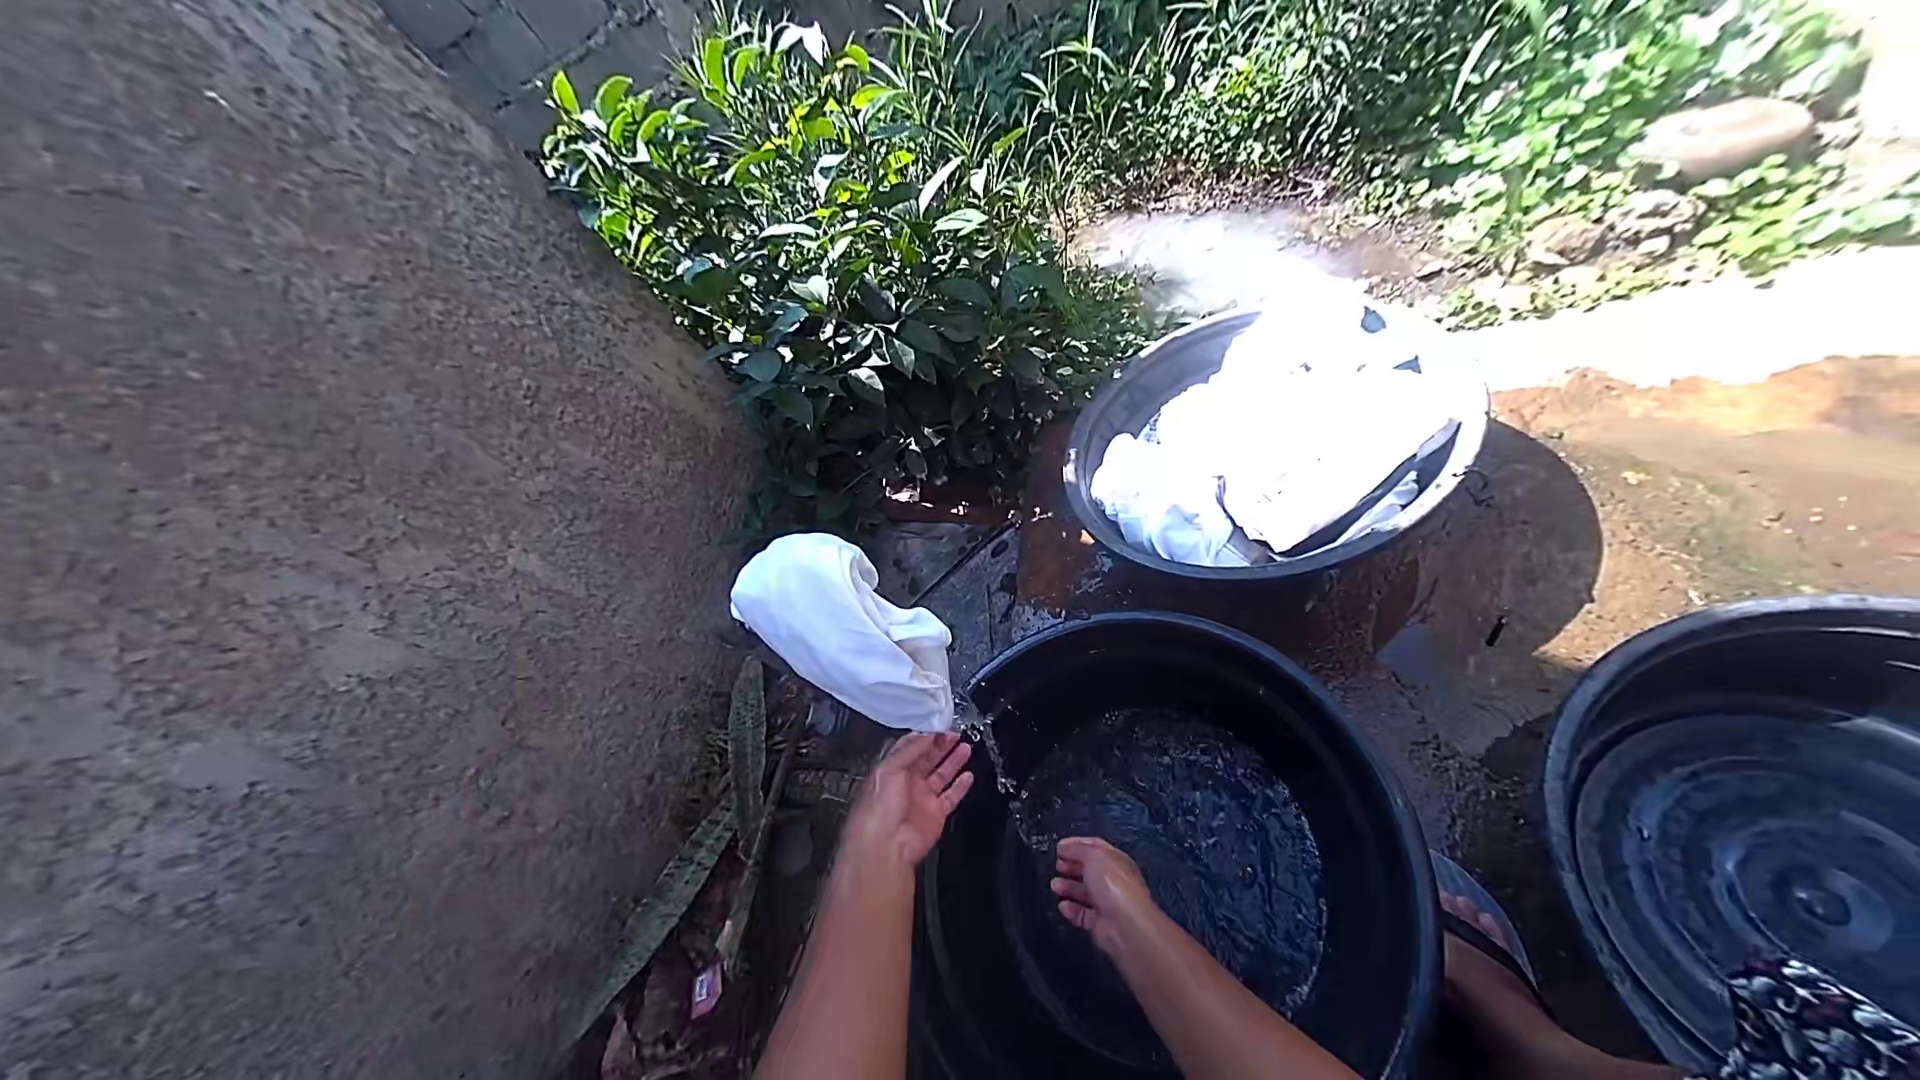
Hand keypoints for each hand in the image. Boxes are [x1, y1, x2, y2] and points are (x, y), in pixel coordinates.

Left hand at [839, 732, 974, 872]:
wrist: (886, 845)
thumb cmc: (878, 810)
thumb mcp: (890, 768)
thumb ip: (910, 750)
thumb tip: (926, 735)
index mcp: (893, 770)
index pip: (912, 748)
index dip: (927, 737)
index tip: (940, 727)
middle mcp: (907, 783)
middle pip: (929, 758)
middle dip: (942, 744)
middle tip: (955, 733)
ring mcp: (922, 799)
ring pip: (942, 774)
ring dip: (953, 760)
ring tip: (965, 747)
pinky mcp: (935, 814)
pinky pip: (951, 796)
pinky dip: (961, 786)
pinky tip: (967, 775)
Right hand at [1051, 836, 1161, 955]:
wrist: (1126, 925)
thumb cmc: (1112, 883)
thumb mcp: (1093, 855)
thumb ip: (1076, 849)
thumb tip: (1063, 847)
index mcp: (1115, 860)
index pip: (1095, 847)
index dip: (1076, 845)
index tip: (1059, 847)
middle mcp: (1112, 880)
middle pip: (1088, 869)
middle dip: (1071, 866)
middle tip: (1056, 865)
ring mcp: (1107, 903)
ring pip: (1083, 892)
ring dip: (1068, 887)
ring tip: (1054, 885)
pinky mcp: (1100, 924)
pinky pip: (1082, 914)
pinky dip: (1071, 909)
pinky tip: (1063, 905)